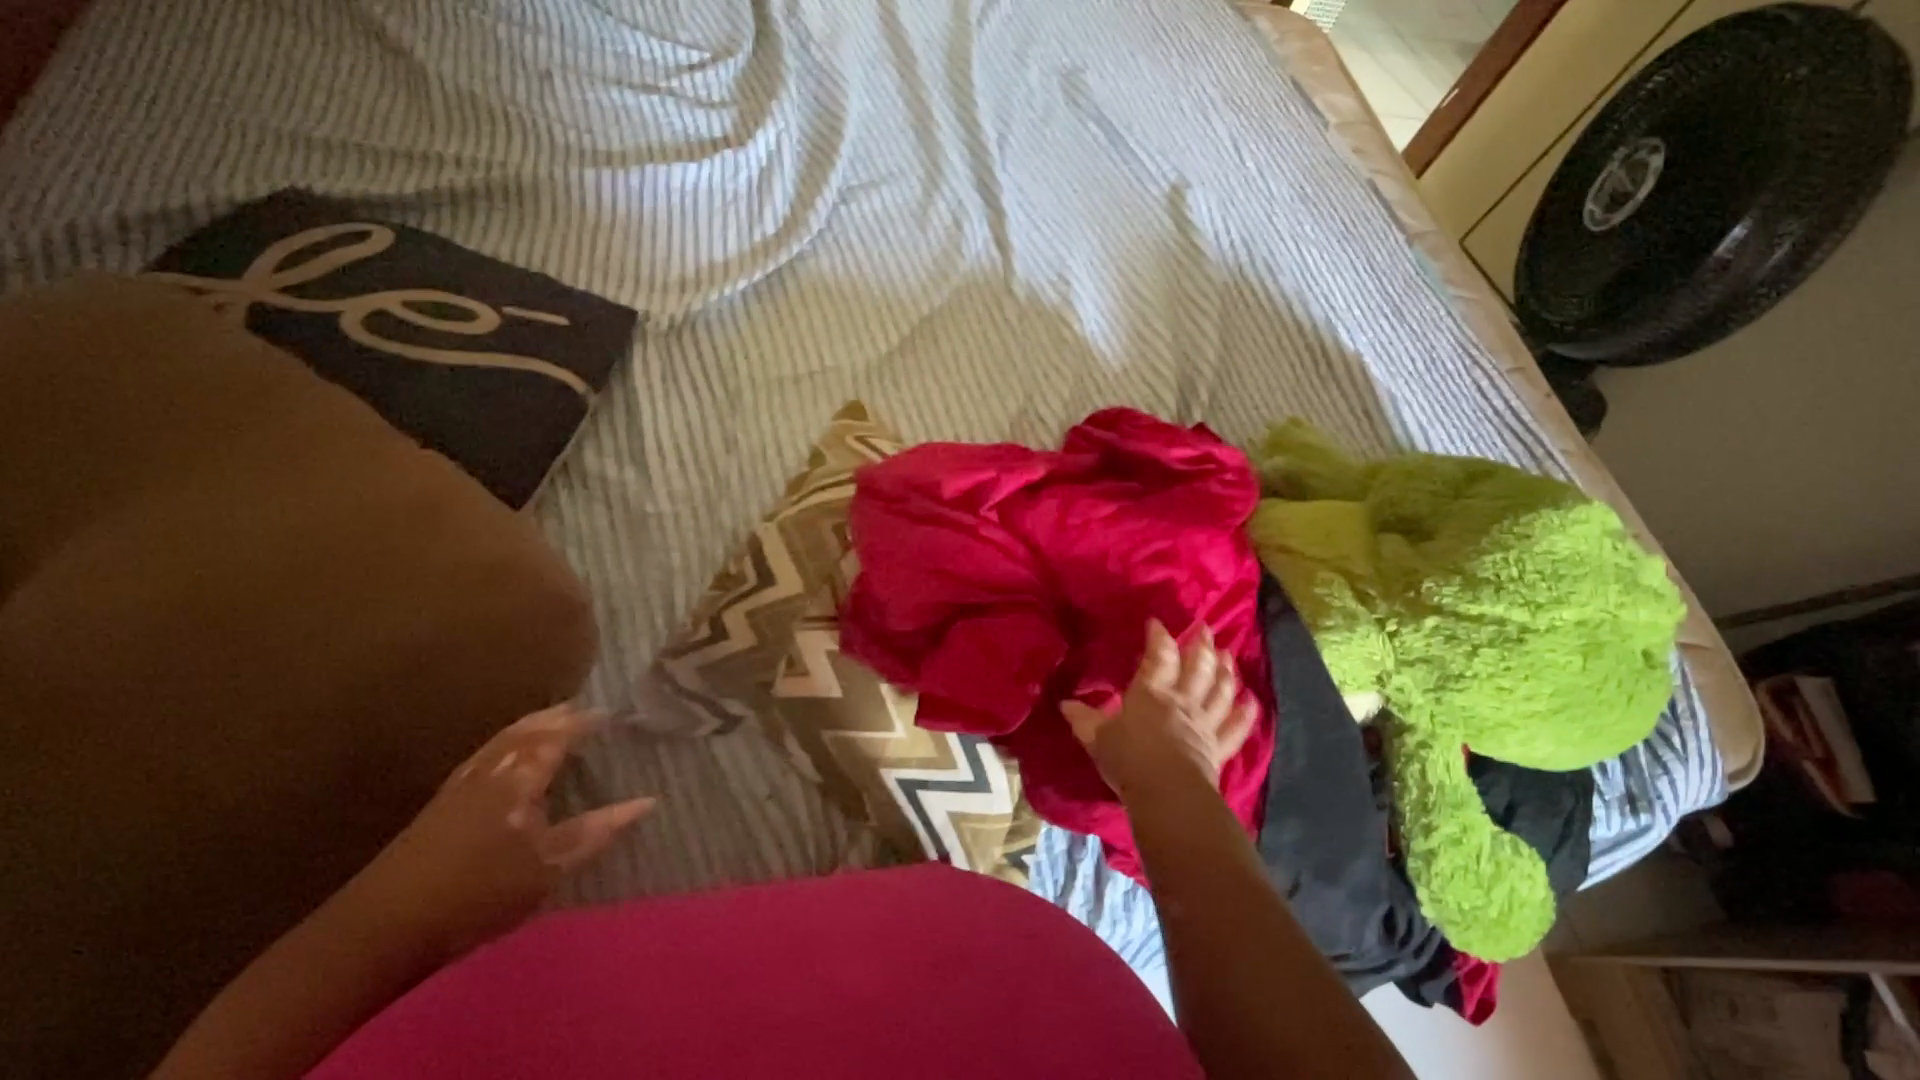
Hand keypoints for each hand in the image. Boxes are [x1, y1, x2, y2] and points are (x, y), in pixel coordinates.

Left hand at [337, 704, 654, 966]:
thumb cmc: (479, 892)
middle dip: (553, 718)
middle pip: (523, 732)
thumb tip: (647, 801)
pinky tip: (504, 766)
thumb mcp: (548, 866)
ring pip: (498, 744)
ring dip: (526, 730)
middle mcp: (488, 771)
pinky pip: (483, 759)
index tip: (610, 713)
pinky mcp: (439, 809)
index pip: (556, 736)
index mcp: (518, 777)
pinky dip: (504, 749)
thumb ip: (596, 832)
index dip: (582, 722)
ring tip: (548, 726)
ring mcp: (458, 788)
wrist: (385, 926)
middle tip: (580, 710)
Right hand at [1062, 620, 1257, 802]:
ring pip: (1219, 691)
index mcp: (1151, 694)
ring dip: (1225, 671)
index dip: (1158, 637)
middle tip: (1205, 628)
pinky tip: (1250, 699)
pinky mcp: (1219, 747)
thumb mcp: (1097, 738)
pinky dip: (1244, 713)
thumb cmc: (1128, 759)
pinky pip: (1236, 727)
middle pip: (1197, 667)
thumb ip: (1083, 719)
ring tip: (1228, 655)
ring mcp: (1204, 723)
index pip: (1158, 657)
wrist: (1167, 792)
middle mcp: (1182, 701)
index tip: (1157, 623)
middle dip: (1200, 645)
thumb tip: (1065, 703)